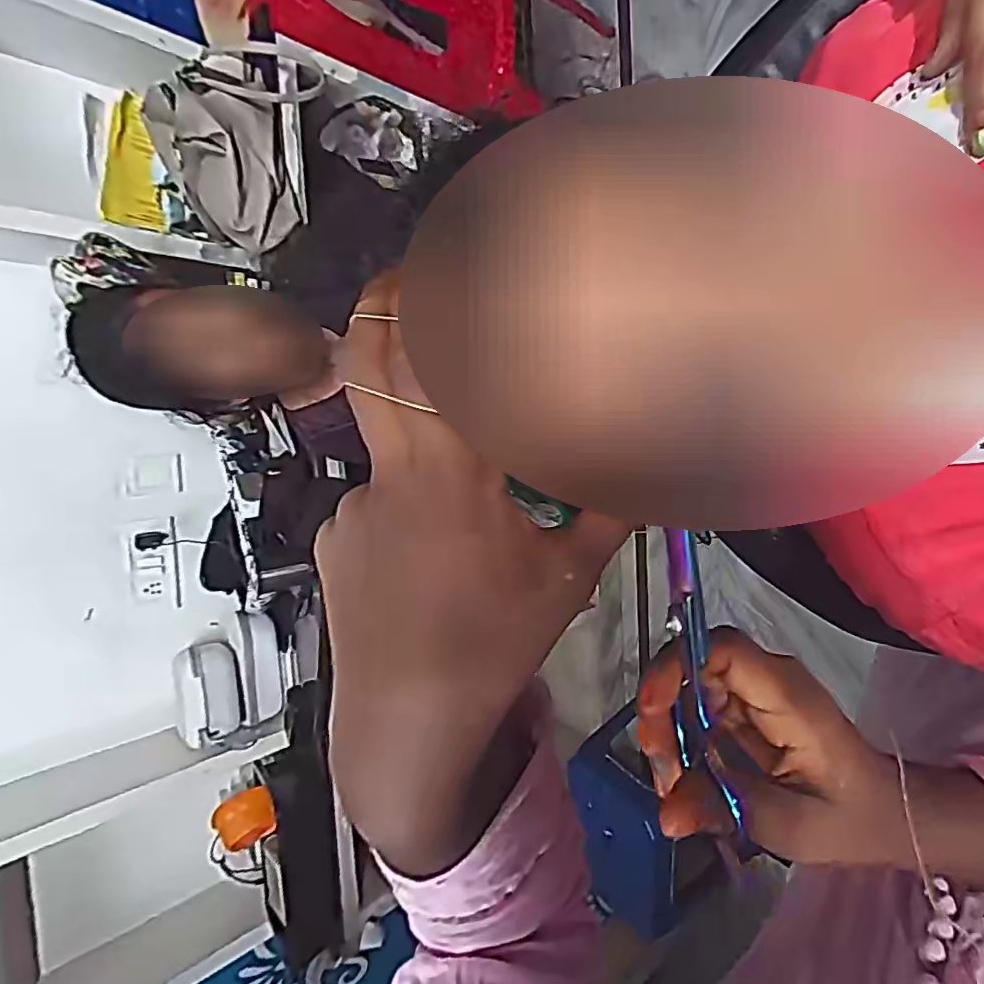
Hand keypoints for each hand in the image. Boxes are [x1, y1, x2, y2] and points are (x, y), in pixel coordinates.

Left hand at [317, 272, 630, 873]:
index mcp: (451, 472)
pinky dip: (403, 493)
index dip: (425, 303)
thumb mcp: (569, 575)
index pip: (428, 362)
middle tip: (408, 281)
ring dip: (410, 423)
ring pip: (381, 439)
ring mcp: (351, 505)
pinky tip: (430, 547)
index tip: (438, 264)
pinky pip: (372, 493)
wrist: (408, 719)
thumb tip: (649, 466)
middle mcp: (390, 473)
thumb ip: (608, 508)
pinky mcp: (334, 537)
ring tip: (454, 466)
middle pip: (365, 360)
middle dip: (381, 307)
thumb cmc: (495, 642)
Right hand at [635, 629, 909, 866]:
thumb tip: (667, 812)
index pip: (723, 649)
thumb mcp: (788, 824)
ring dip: (669, 726)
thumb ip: (725, 810)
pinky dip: (683, 737)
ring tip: (669, 780)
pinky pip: (702, 706)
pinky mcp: (748, 708)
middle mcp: (767, 680)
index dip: (678, 665)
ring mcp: (757, 692)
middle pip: (697, 664)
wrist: (882, 812)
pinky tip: (682, 775)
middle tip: (660, 767)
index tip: (652, 709)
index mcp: (784, 693)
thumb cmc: (847, 815)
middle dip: (664, 708)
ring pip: (693, 686)